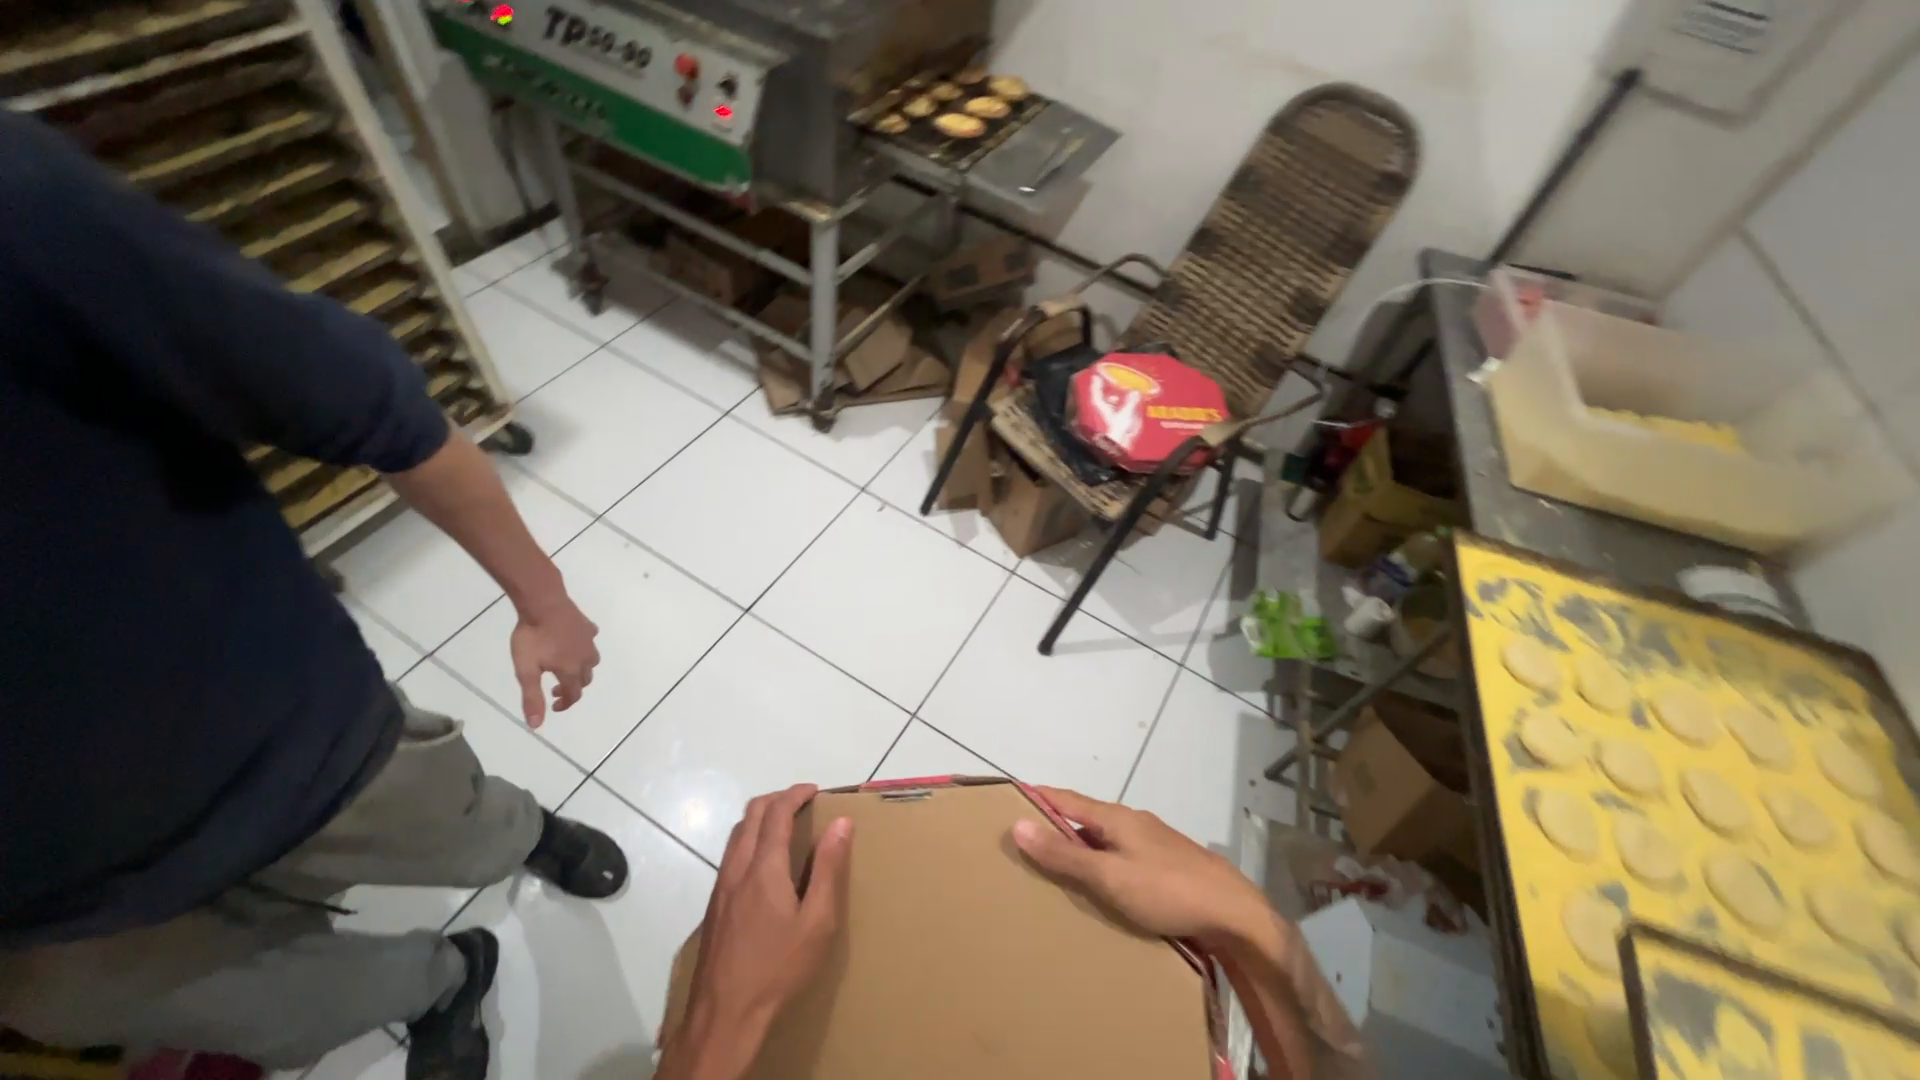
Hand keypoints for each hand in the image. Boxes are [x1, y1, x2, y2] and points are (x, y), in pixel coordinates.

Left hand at [509, 592, 598, 727]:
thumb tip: (536, 725)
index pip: (574, 695)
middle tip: (553, 688)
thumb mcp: (526, 670)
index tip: (552, 706)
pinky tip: (574, 642)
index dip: (565, 704)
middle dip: (572, 688)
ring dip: (581, 670)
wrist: (543, 603)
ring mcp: (589, 641)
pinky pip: (590, 641)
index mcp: (570, 671)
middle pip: (585, 680)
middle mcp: (585, 658)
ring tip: (566, 666)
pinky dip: (584, 647)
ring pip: (592, 662)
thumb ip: (532, 697)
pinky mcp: (587, 627)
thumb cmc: (532, 637)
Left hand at [670, 785, 852, 1079]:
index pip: (776, 812)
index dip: (796, 793)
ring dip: (760, 818)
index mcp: (764, 867)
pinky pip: (731, 855)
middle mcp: (737, 868)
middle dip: (777, 798)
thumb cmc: (778, 968)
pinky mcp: (714, 906)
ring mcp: (720, 887)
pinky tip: (766, 864)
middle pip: (750, 814)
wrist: (723, 1014)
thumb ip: (829, 869)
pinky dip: (750, 839)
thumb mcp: (817, 922)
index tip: (815, 790)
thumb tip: (841, 823)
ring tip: (786, 826)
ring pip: (737, 834)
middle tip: (802, 802)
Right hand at [1011, 786, 1272, 952]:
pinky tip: (1103, 887)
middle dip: (1057, 825)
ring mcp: (1156, 844)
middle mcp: (1135, 823)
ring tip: (1058, 868)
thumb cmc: (1167, 890)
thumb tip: (1017, 824)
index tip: (1010, 795)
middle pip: (1087, 818)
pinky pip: (1124, 858)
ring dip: (1082, 848)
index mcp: (1117, 818)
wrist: (1236, 916)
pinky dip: (1104, 865)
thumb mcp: (1108, 876)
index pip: (1067, 798)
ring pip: (1108, 840)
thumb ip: (1064, 854)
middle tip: (1026, 840)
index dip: (1039, 797)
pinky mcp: (1170, 867)